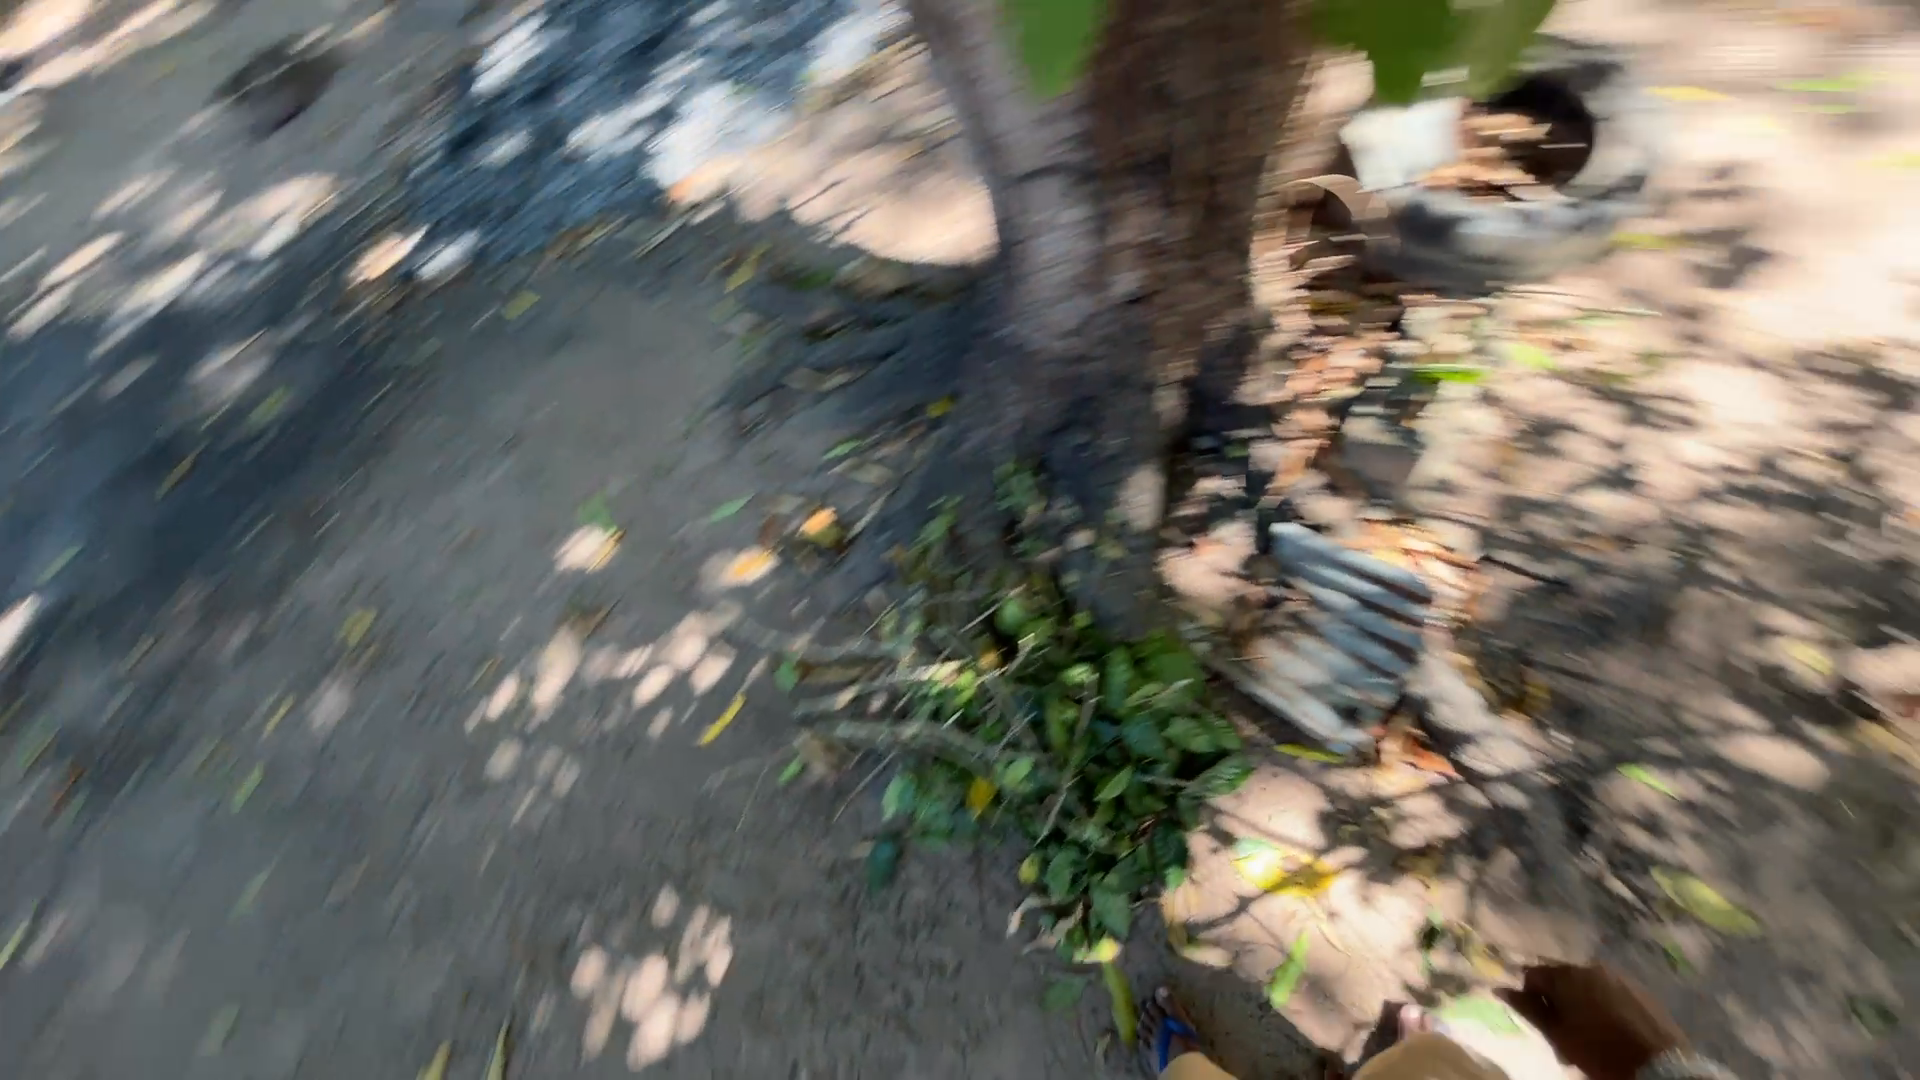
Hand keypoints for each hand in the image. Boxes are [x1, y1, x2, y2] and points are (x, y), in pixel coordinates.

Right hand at [1498, 963, 1687, 1079]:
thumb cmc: (1601, 1052)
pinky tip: (1614, 1030)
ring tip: (1590, 1032)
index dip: (1532, 998)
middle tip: (1566, 1033)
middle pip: (1562, 979)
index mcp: (1566, 974)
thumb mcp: (1558, 1035)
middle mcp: (1591, 967)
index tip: (1543, 1024)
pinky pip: (1613, 994)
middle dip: (1559, 1002)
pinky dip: (1607, 1007)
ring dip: (1583, 1003)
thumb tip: (1499, 988)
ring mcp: (1621, 979)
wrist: (1664, 1071)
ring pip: (1588, 986)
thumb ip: (1528, 1008)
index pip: (1533, 975)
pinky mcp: (1645, 994)